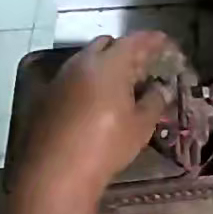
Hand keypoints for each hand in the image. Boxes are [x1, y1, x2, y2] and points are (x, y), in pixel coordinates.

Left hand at [15, 31, 174, 197]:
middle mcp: (82, 63)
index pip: (135, 41)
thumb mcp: (141, 126)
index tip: (164, 42)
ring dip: (105, 66)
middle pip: (107, 45)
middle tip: (142, 66)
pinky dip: (89, 82)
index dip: (152, 40)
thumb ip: (154, 101)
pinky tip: (97, 101)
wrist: (56, 173)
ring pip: (87, 61)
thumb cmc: (106, 145)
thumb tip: (159, 89)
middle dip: (126, 50)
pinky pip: (74, 79)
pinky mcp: (47, 97)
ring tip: (121, 85)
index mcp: (109, 64)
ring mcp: (61, 79)